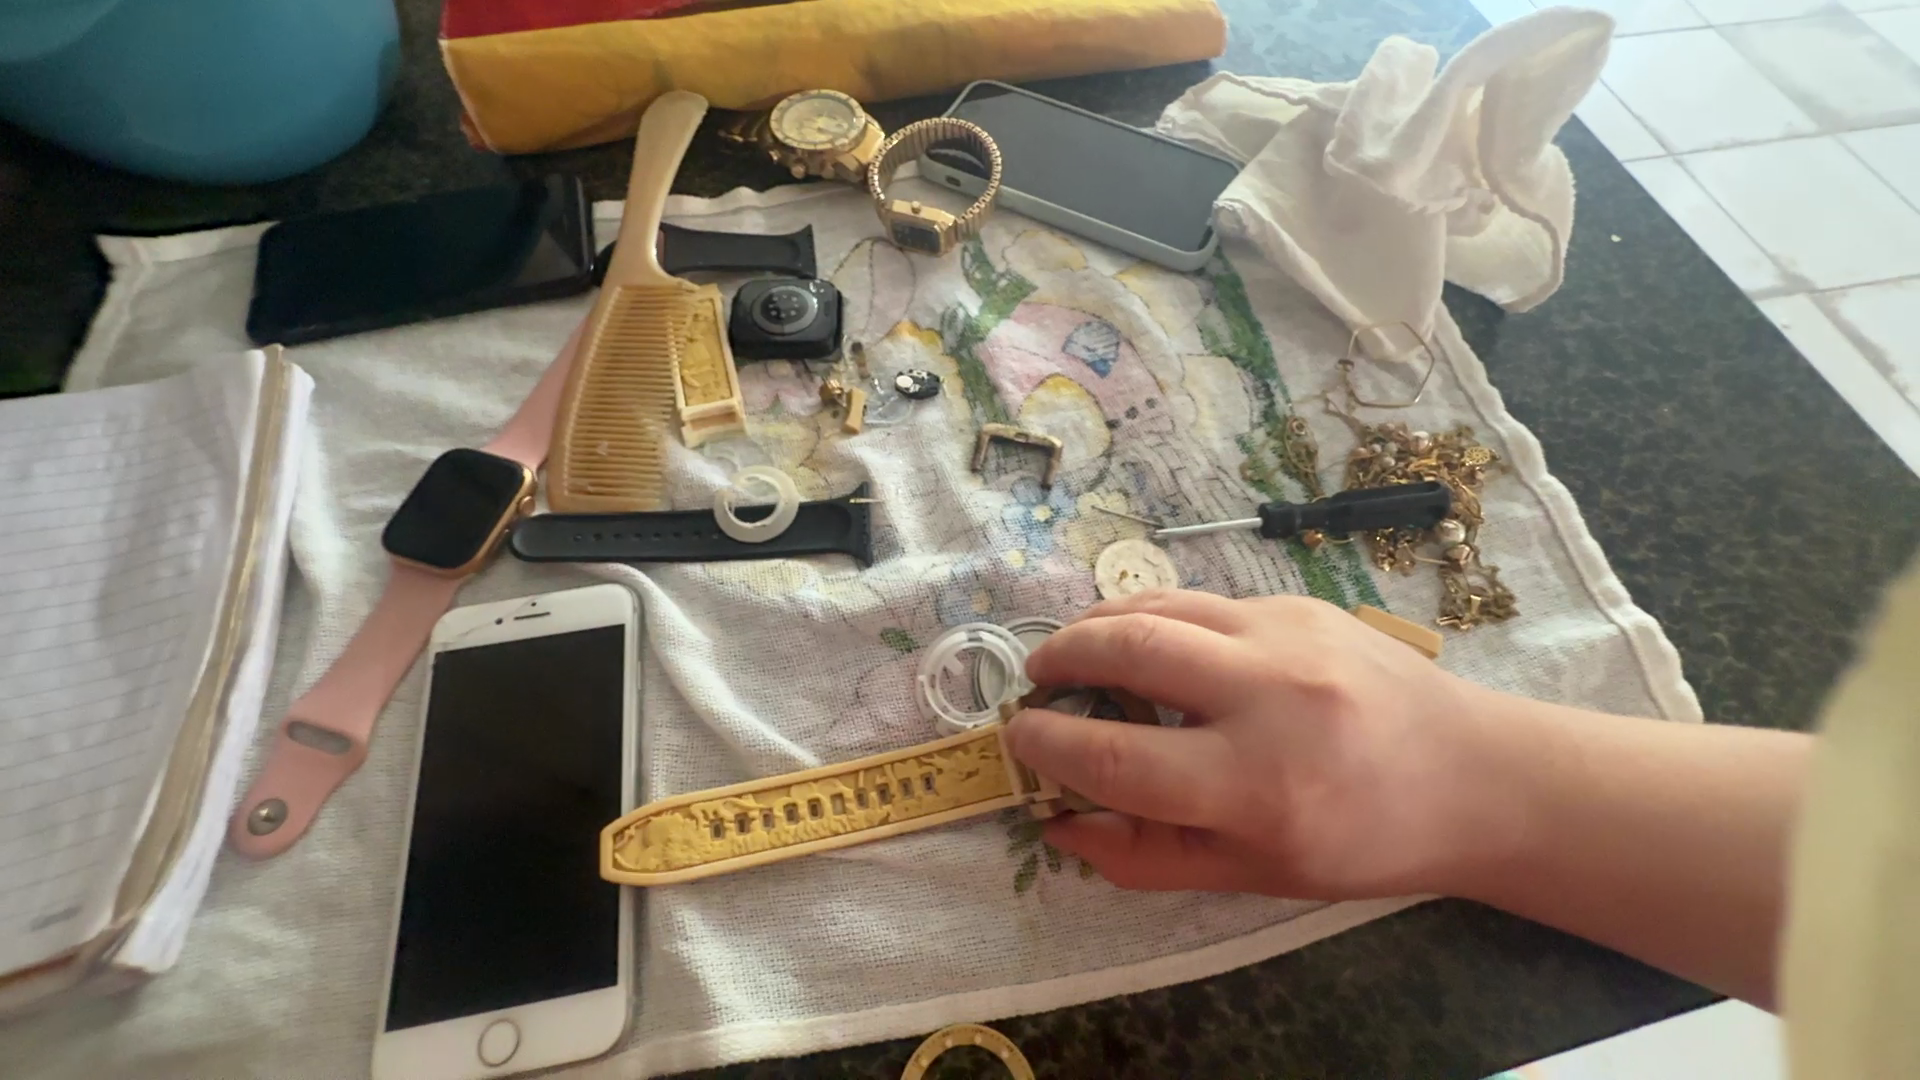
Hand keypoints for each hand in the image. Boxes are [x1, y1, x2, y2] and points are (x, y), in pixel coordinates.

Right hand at [1003, 589, 1521, 900]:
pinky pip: (1195, 601)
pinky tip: (1140, 641)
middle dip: (1061, 658)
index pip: (1119, 758)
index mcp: (1259, 786)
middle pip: (1128, 649)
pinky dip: (1146, 617)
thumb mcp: (1253, 875)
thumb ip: (1145, 857)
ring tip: (1072, 652)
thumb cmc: (1361, 841)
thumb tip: (1061, 825)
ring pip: (1155, 606)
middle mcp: (1269, 695)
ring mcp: (1285, 633)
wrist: (1478, 774)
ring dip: (1094, 625)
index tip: (1022, 738)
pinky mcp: (1294, 602)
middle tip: (1036, 678)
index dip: (1052, 747)